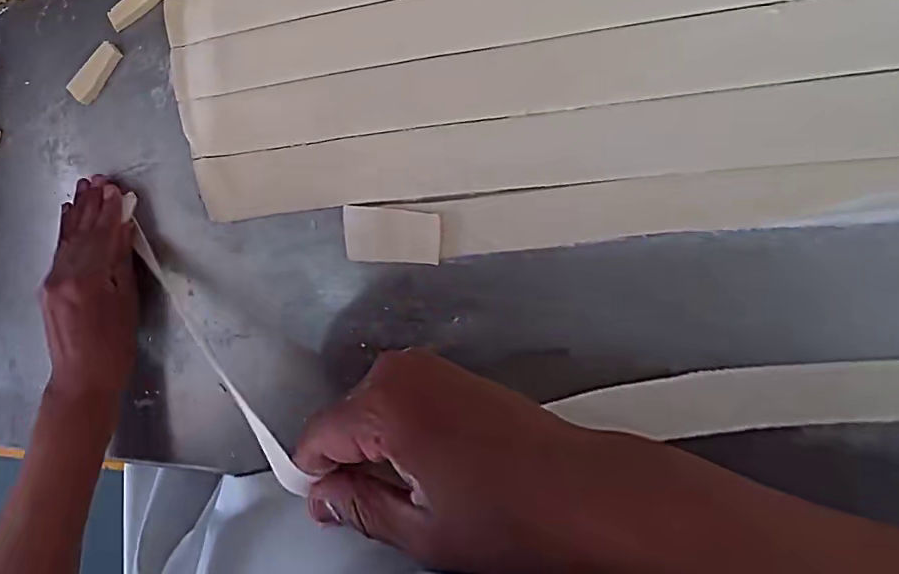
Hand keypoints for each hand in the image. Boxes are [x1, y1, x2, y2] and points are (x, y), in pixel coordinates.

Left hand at [39, 175, 137, 404]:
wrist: (81, 383)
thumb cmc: (114, 348)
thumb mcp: (126, 302)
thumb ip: (121, 260)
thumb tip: (123, 226)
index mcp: (88, 279)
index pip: (102, 235)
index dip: (110, 210)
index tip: (116, 188)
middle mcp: (64, 274)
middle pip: (82, 231)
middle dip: (92, 204)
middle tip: (100, 178)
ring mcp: (52, 280)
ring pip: (68, 238)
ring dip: (78, 210)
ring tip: (84, 186)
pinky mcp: (46, 287)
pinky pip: (58, 251)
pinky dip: (65, 230)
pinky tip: (67, 212)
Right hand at [294, 349, 594, 571]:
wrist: (585, 492)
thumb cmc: (519, 513)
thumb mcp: (424, 532)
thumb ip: (359, 509)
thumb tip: (326, 498)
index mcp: (385, 405)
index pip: (318, 434)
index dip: (313, 472)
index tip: (319, 497)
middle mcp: (399, 372)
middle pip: (343, 416)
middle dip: (348, 458)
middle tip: (377, 507)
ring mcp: (424, 367)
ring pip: (369, 406)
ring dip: (375, 443)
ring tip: (417, 487)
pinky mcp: (445, 369)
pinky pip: (398, 394)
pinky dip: (400, 426)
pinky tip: (433, 463)